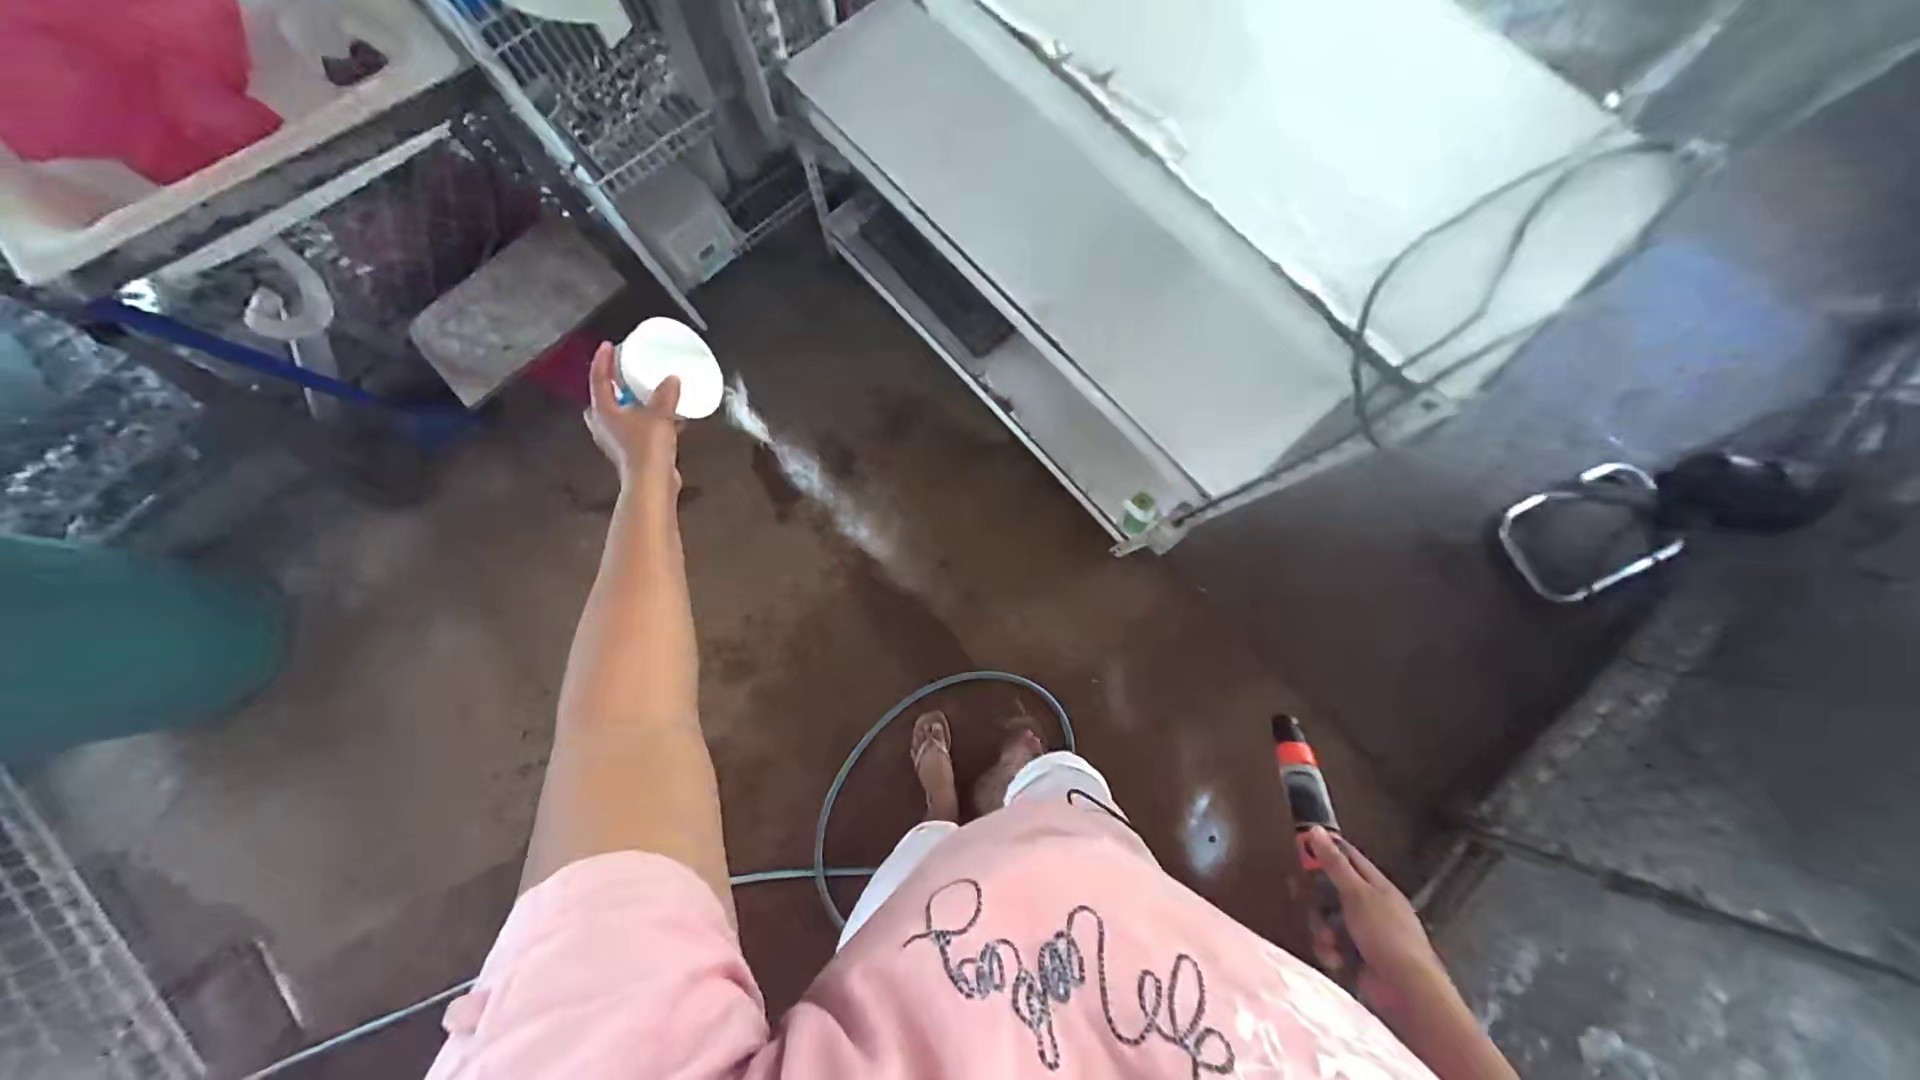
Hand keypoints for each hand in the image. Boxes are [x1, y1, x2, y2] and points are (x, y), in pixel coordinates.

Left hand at [586, 341, 680, 498]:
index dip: (603, 360)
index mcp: (603, 411)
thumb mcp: (660, 415)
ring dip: (630, 405)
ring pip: (618, 415)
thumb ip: (666, 394)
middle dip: (613, 386)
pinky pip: (633, 428)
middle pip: (603, 398)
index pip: (599, 379)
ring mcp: (614, 440)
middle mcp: (603, 425)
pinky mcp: (629, 452)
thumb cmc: (647, 446)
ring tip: (647, 394)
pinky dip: (644, 421)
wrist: (651, 483)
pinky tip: (663, 419)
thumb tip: (672, 379)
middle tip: (625, 374)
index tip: (608, 345)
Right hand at [1302, 827, 1456, 1019]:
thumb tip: (1316, 829)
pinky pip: (1329, 943)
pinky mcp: (1353, 956)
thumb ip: (1334, 863)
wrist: (1407, 992)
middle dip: (1315, 897)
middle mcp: (1368, 906)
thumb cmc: (1385, 935)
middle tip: (1303, 896)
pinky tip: (1336, 958)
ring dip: (1321, 928)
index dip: (1325, 849)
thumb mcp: (1358, 893)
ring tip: (1329, 940)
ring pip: (1325, 917)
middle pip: (1328, 888)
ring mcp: (1361, 932)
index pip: (1347, 856)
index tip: (1302, 848)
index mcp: (1376, 886)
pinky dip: (1329, 950)